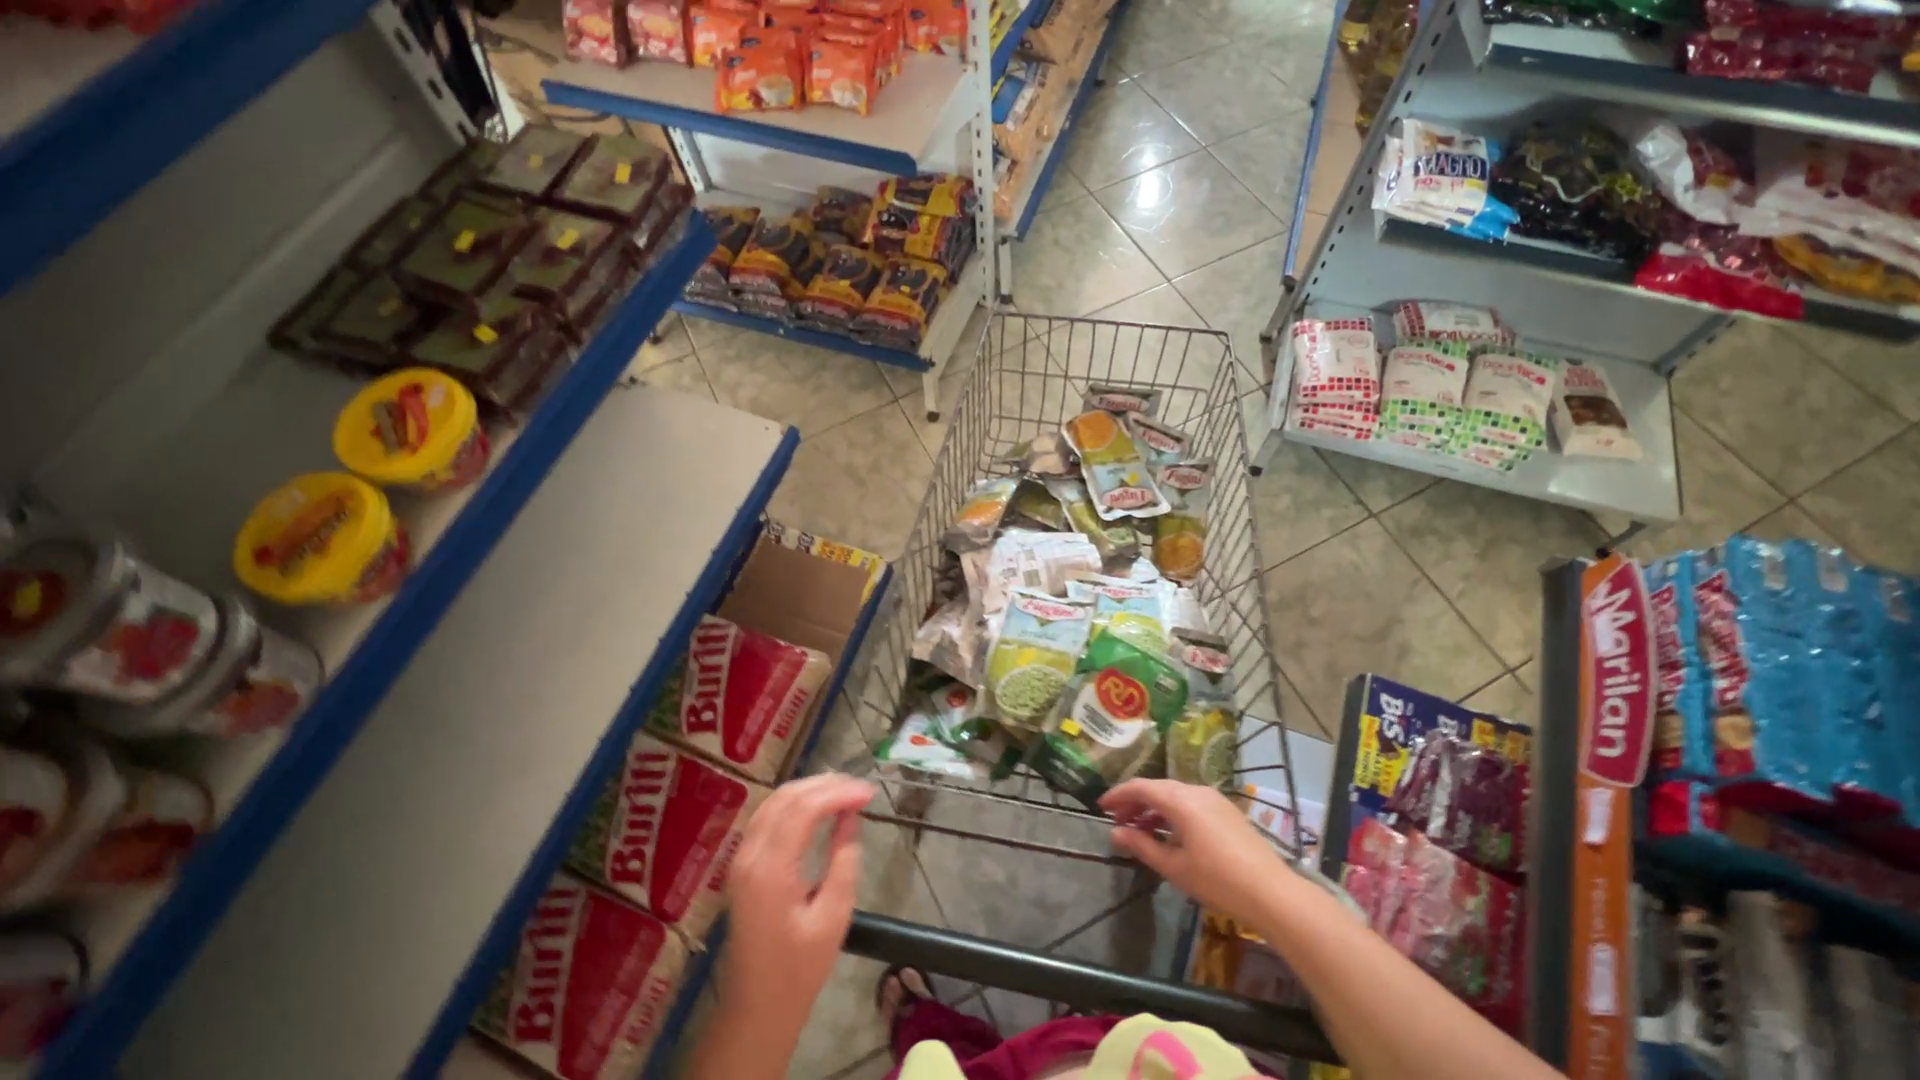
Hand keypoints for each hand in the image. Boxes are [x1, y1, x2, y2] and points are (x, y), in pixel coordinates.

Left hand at [718, 773, 874, 1040]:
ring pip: (772, 803)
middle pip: (784, 798)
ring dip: (807, 790)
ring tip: (844, 791)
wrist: (757, 1005)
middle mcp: (749, 856)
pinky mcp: (741, 866)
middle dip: (824, 785)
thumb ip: (844, 861)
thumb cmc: (800, 968)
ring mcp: (740, 860)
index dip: (837, 793)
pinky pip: (765, 818)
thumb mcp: (834, 916)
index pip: (803, 809)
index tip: (869, 792)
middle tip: (860, 787)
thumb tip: (851, 817)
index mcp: (771, 870)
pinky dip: (792, 804)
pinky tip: (816, 808)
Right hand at [1100, 779, 1291, 926]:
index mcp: (1181, 800)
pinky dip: (1172, 812)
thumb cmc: (1216, 879)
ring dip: (1154, 808)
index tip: (1101, 807)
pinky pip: (1191, 803)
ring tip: (1140, 831)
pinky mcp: (1227, 812)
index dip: (1118, 795)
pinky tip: (1169, 834)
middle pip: (1158, 788)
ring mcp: (1215, 800)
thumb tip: (1115, 833)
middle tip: (1118, 822)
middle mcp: (1197, 791)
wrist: (1270, 892)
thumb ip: (1142, 845)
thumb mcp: (1173, 866)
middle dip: (1135, 802)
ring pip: (1175, 795)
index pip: (1141, 787)